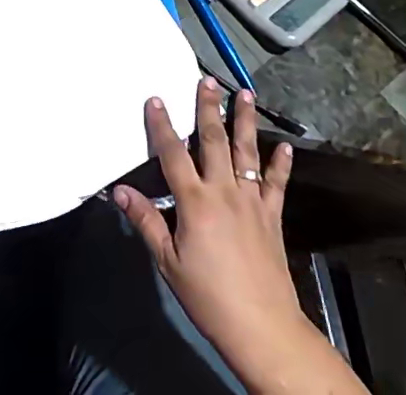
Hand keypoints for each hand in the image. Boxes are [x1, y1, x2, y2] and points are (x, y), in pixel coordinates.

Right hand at [117, 78, 343, 391]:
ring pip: (247, 152)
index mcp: (195, 202)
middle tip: (208, 80)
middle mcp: (224, 191)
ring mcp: (252, 201)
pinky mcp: (272, 215)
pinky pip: (277, 184)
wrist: (260, 325)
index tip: (156, 98)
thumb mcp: (168, 261)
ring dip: (245, 121)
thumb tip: (120, 192)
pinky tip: (285, 146)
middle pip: (214, 141)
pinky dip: (281, 164)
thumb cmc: (207, 295)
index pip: (173, 154)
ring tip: (245, 94)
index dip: (162, 125)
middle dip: (209, 108)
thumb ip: (146, 222)